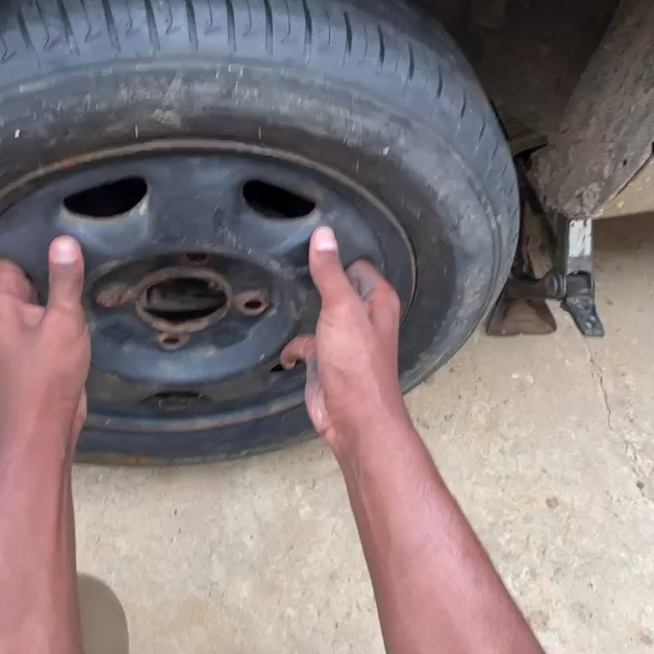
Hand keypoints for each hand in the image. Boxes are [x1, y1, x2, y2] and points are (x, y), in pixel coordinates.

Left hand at [0, 236, 91, 441]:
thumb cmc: (47, 374)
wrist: (45, 424)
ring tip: (93, 253)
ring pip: (41, 284)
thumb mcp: (62, 321)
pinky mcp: (34, 334)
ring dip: (62, 277)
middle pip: (28, 265)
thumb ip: (65, 279)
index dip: (40, 238)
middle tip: (88, 233)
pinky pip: (48, 303)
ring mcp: (17, 321)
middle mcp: (1, 305)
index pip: (14, 250)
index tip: (69, 221)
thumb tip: (64, 240)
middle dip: (53, 255)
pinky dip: (64, 296)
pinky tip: (89, 284)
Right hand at [281, 226, 407, 457]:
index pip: (357, 263)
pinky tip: (283, 349)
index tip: (308, 239)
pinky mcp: (326, 360)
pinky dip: (293, 347)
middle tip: (285, 260)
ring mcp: (344, 339)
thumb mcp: (341, 309)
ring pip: (319, 314)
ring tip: (277, 292)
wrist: (354, 419)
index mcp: (377, 300)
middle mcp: (363, 316)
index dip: (336, 254)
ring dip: (302, 311)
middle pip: (336, 286)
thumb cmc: (357, 362)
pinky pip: (305, 344)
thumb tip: (323, 233)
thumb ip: (330, 272)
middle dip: (316, 280)